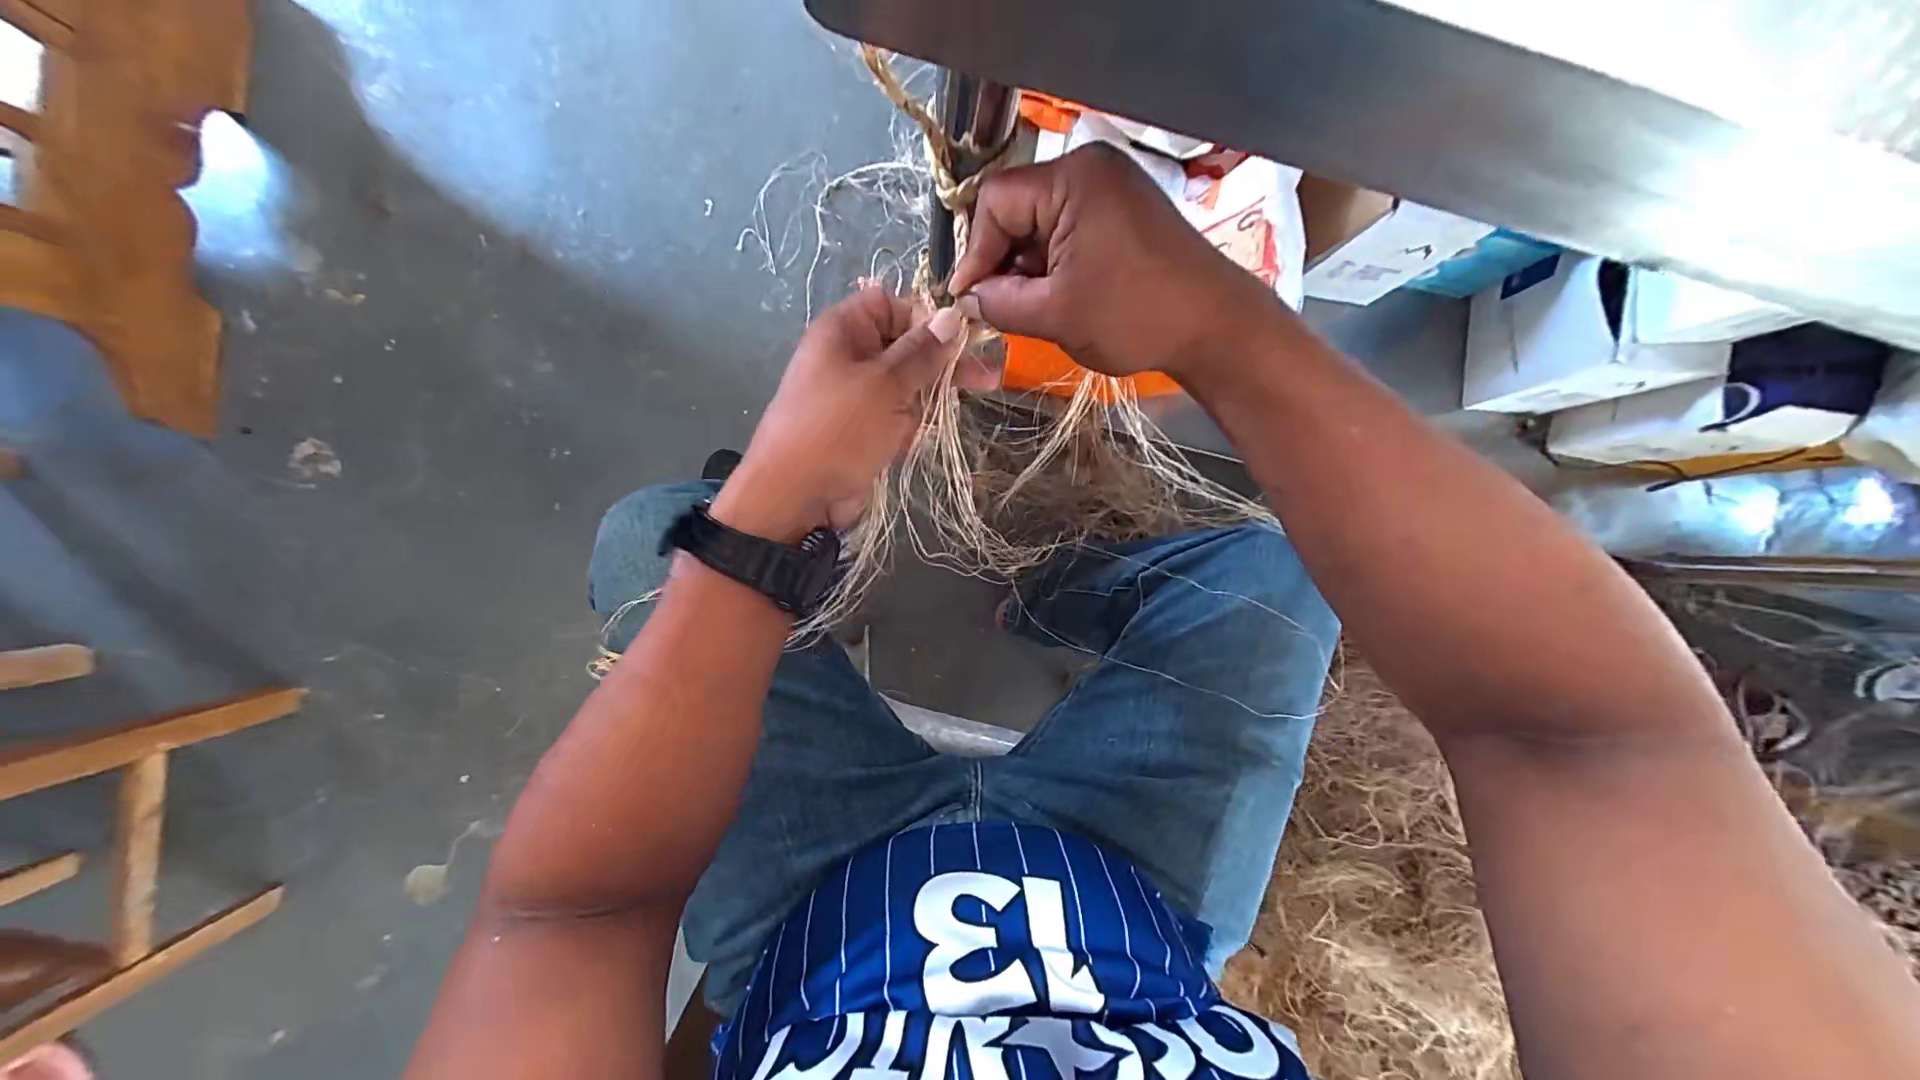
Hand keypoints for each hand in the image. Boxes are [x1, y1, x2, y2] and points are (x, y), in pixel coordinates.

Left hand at [712, 285, 995, 540]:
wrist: (796, 497)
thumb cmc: (838, 430)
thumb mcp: (885, 385)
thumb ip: (922, 352)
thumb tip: (952, 317)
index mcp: (844, 331)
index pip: (892, 305)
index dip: (926, 318)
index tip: (959, 341)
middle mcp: (850, 357)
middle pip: (906, 347)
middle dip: (942, 365)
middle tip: (986, 380)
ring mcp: (858, 396)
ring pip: (908, 386)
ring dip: (929, 401)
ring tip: (945, 422)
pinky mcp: (865, 429)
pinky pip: (899, 417)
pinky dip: (912, 427)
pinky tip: (920, 440)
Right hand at [950, 143, 1293, 382]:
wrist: (1214, 327)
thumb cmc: (1135, 316)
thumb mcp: (1054, 314)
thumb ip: (999, 302)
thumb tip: (968, 298)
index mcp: (1074, 179)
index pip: (995, 201)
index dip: (975, 252)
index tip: (968, 297)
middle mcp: (1091, 172)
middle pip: (1018, 211)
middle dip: (1002, 262)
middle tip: (996, 308)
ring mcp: (1112, 191)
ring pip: (1041, 227)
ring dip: (1028, 269)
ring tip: (1029, 311)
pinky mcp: (1123, 215)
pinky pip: (1069, 234)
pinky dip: (1054, 267)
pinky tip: (1056, 301)